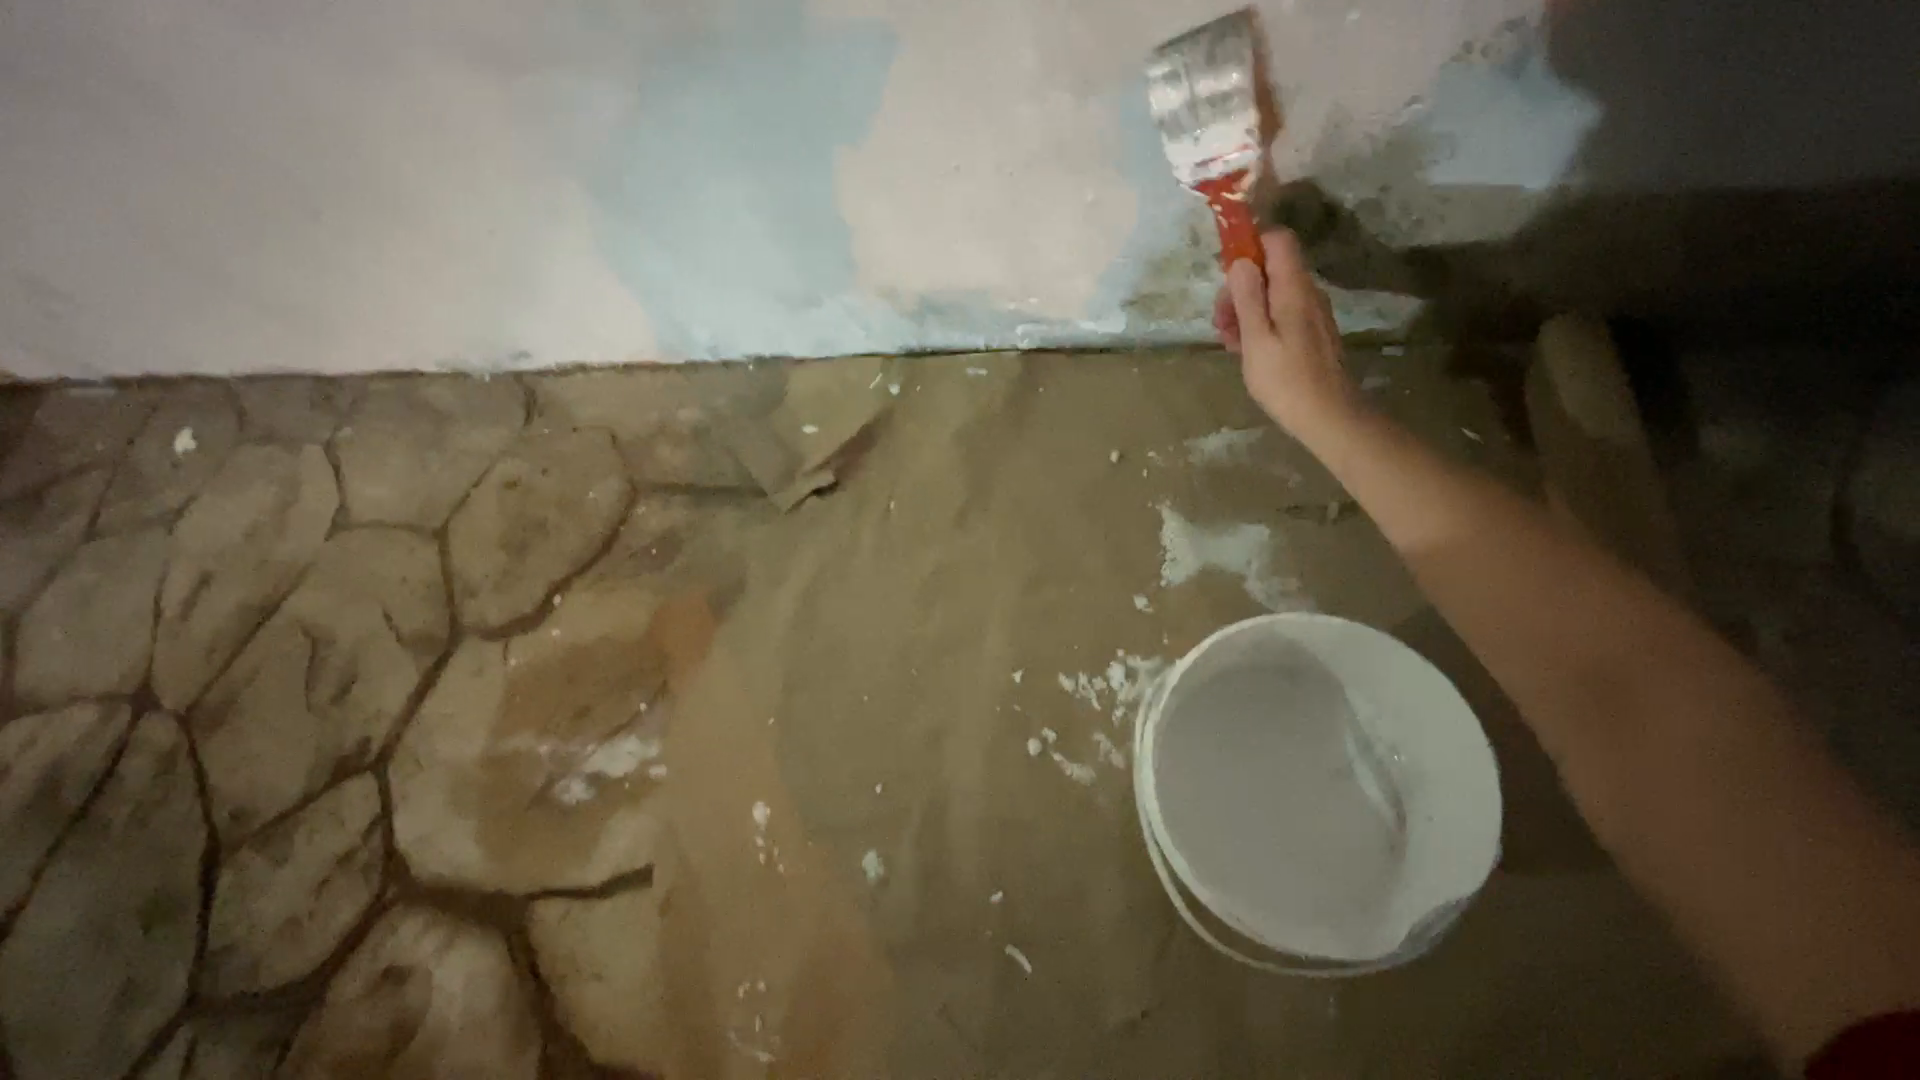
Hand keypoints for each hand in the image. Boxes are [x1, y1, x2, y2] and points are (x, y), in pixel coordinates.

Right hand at [1213, 229, 1358, 436]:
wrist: (1329, 416)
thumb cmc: (1286, 380)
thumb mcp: (1256, 339)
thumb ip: (1248, 297)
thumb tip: (1241, 261)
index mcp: (1293, 289)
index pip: (1278, 240)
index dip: (1250, 245)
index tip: (1224, 270)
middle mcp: (1307, 293)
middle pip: (1271, 269)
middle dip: (1240, 287)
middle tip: (1220, 320)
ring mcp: (1312, 314)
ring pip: (1273, 294)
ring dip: (1246, 309)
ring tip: (1228, 340)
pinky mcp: (1312, 333)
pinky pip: (1281, 314)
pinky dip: (1260, 324)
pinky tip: (1245, 349)